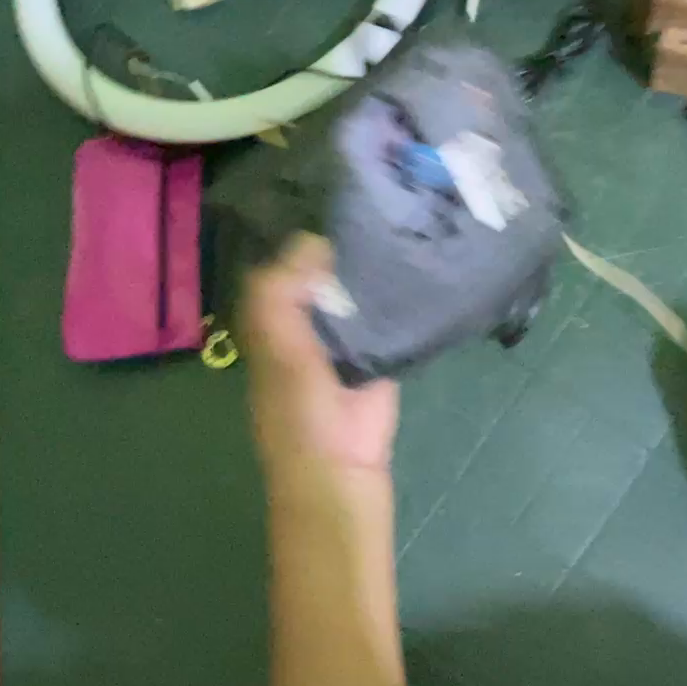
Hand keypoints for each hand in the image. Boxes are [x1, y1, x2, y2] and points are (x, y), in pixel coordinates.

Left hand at [243, 233, 399, 492]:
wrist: (341, 467)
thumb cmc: (300, 412)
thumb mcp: (278, 351)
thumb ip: (278, 299)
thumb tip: (310, 243)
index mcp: (275, 325)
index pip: (285, 274)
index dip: (303, 250)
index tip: (331, 219)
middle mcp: (309, 328)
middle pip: (325, 280)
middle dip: (343, 254)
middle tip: (373, 220)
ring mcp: (346, 342)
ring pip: (357, 296)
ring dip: (372, 273)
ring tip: (397, 234)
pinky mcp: (381, 356)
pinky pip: (387, 320)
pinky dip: (396, 299)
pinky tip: (412, 270)